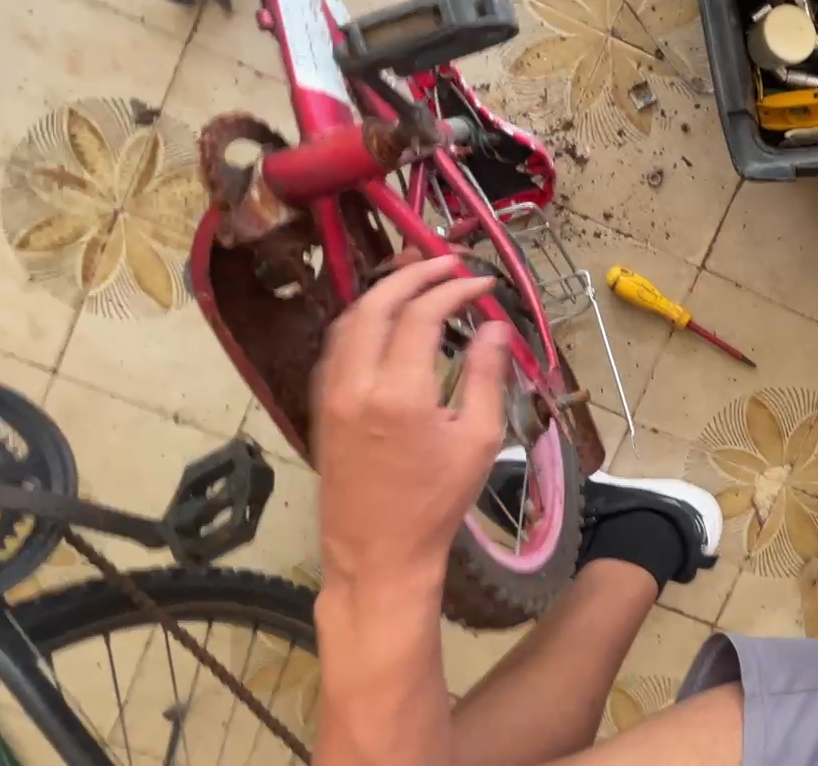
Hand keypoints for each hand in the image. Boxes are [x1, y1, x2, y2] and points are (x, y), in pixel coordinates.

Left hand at [310, 255, 513, 594]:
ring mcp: (331, 397)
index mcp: (400, 392)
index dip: (456, 290)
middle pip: (377, 305)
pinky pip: (336, 348)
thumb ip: (487, 375)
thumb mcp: (480, 438)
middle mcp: (357, 385)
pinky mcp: (321, 410)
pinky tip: (385, 321)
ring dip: (382, 293)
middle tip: (447, 263)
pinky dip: (362, 321)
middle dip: (413, 275)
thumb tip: (496, 327)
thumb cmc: (438, 500)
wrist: (378, 554)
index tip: (484, 285)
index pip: (424, 315)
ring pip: (348, 322)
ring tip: (416, 278)